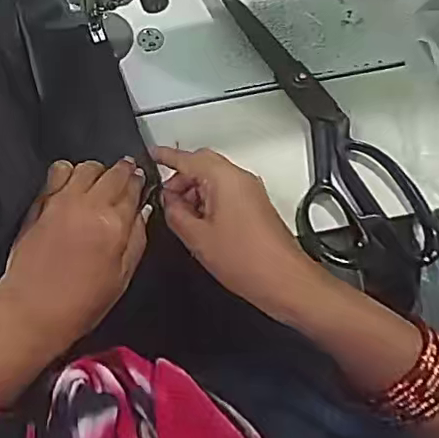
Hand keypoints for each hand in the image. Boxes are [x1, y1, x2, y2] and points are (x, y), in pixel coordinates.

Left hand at [0, 159, 149, 361]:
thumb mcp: (121, 278)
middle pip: (113, 172)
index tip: (140, 181)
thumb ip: (136, 239)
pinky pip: (58, 171)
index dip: (139, 182)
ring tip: (99, 180)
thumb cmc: (77, 303)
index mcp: (113, 225)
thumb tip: (142, 213)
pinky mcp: (40, 202)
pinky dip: (69, 171)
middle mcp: (88, 206)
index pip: (133, 188)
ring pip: (87, 166)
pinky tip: (71, 183)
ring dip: (97, 171)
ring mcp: (61, 200)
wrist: (32, 309)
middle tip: (126, 173)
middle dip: (123, 170)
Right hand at [152, 146, 334, 321]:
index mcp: (224, 179)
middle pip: (201, 163)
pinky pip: (226, 191)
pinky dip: (209, 199)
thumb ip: (174, 213)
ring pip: (214, 177)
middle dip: (180, 178)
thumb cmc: (251, 262)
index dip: (165, 156)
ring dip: (195, 190)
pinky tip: (201, 223)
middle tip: (166, 197)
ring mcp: (251, 191)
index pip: (186, 158)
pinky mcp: (256, 205)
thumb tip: (168, 202)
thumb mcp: (196, 237)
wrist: (286, 283)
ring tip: (183, 216)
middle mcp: (240, 179)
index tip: (152, 154)